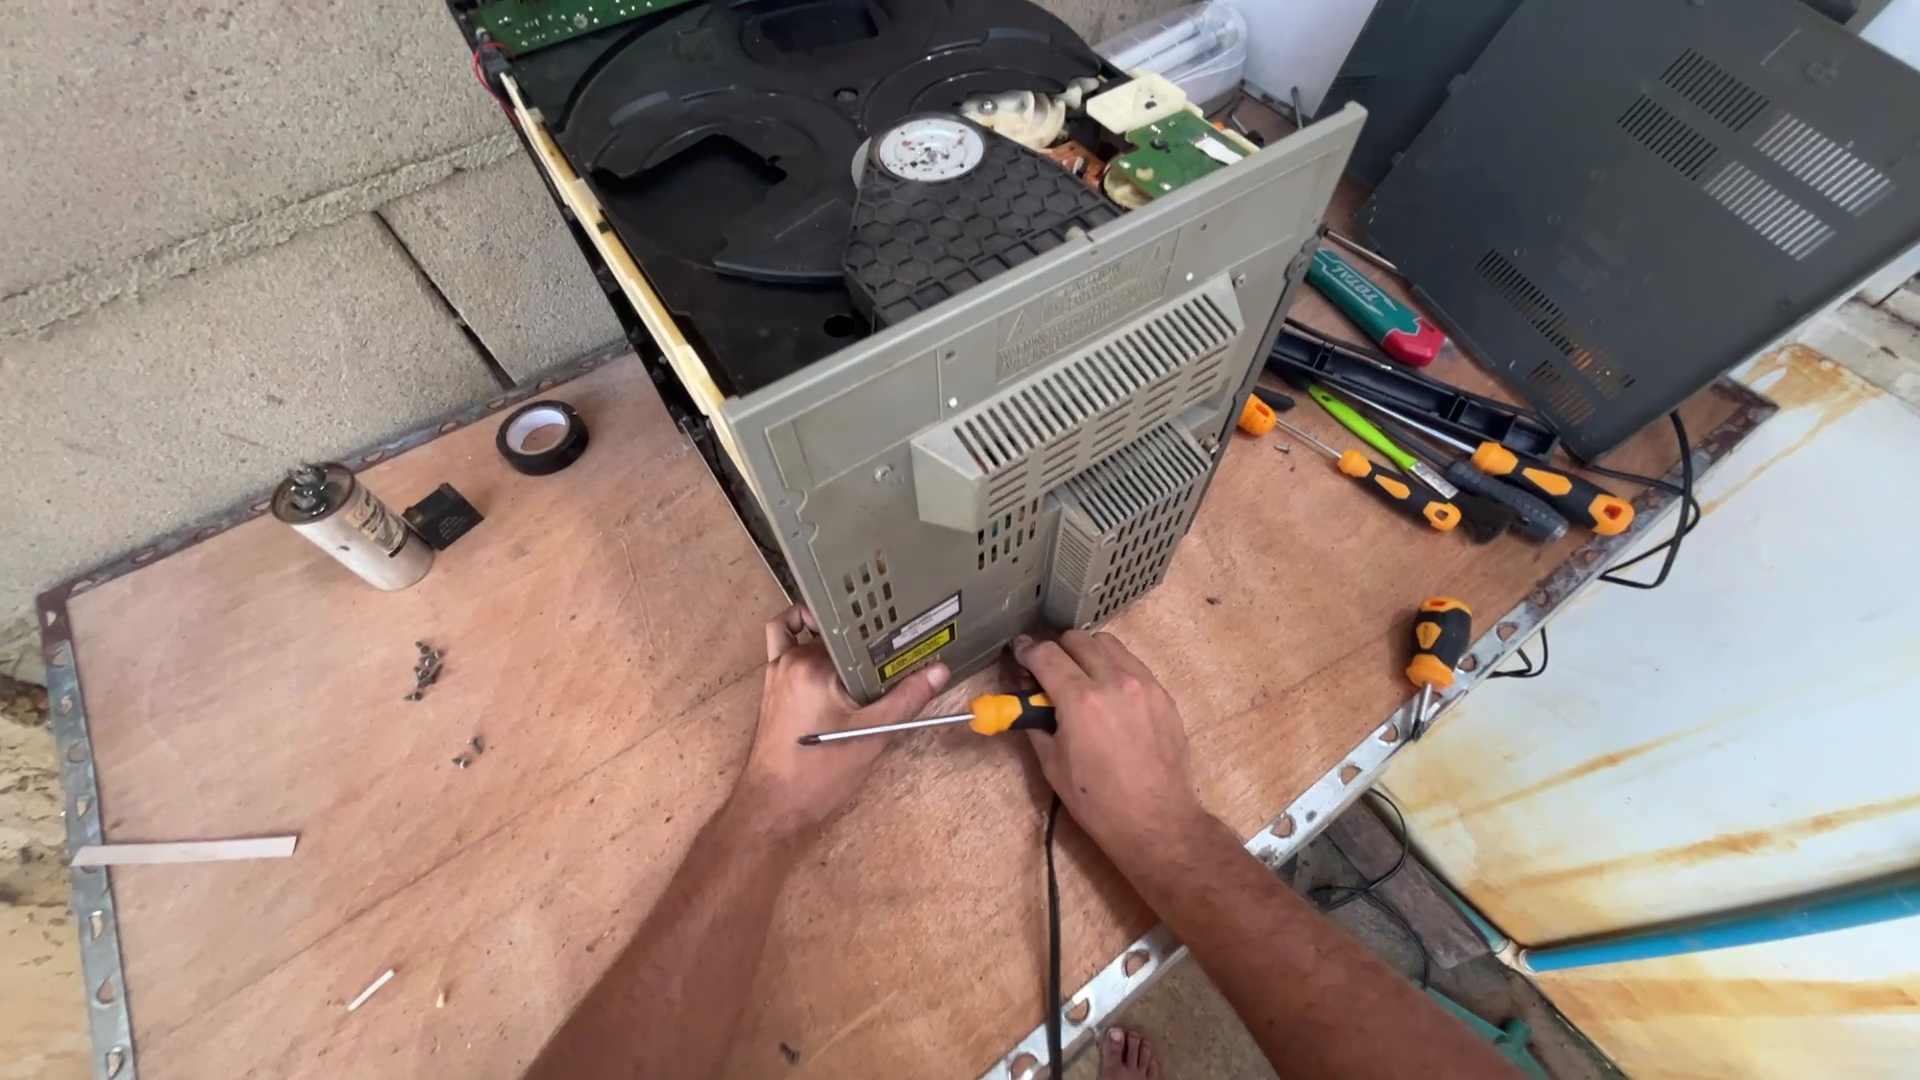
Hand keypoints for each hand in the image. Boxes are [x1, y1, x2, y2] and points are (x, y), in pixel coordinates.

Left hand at [731, 604, 947, 839]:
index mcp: (816, 666)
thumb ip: (906, 699)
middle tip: (895, 650)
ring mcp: (779, 667)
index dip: (887, 636)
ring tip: (865, 645)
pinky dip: (803, 634)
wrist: (775, 805)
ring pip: (812, 629)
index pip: (859, 634)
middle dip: (866, 638)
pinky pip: (785, 639)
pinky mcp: (773, 680)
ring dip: (837, 632)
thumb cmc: (819, 775)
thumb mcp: (872, 736)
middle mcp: (793, 659)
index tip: (909, 644)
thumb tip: (939, 671)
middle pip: (838, 631)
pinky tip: (826, 647)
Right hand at [1013, 630, 1210, 860]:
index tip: (1020, 655)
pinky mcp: (1163, 693)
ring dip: (1086, 653)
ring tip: (1081, 678)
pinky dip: (1113, 666)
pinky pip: (1131, 662)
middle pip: (1076, 639)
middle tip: (1050, 671)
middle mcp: (1113, 681)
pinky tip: (1109, 693)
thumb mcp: (1051, 762)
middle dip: (1056, 650)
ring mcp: (1143, 684)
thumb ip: (1034, 719)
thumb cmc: (1096, 800)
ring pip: (1107, 643)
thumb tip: (1024, 694)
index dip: (1026, 651)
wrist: (1156, 821)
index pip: (1046, 653)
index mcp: (1081, 700)